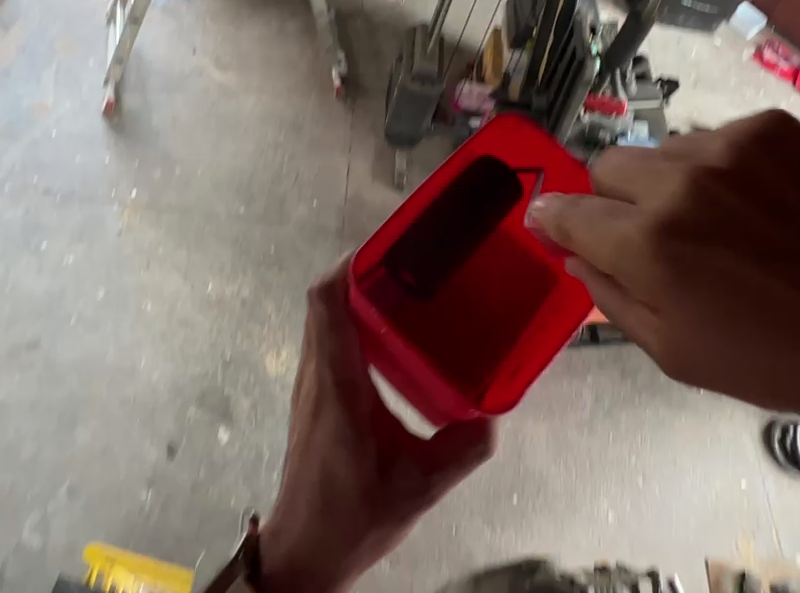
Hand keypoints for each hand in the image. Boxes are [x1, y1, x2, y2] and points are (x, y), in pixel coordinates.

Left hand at [261, 269, 495, 592]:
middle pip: (324, 300)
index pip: (326, 302)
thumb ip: (461, 449)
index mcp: (337, 383)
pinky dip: (351, 322)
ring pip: (323, 317)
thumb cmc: (354, 516)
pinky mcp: (313, 396)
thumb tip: (494, 415)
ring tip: (402, 290)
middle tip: (407, 263)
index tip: (387, 247)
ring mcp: (309, 384)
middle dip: (360, 271)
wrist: (306, 551)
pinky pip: (326, 338)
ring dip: (354, 295)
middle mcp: (316, 373)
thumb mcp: (420, 485)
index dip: (350, 265)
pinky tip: (389, 337)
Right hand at [525, 110, 799, 544]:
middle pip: (606, 167)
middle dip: (614, 201)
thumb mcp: (678, 356)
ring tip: (719, 223)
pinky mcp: (769, 127)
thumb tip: (571, 255)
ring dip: (668, 182)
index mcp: (648, 246)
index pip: (566, 212)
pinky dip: (717, 168)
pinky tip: (756, 205)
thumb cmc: (781, 361)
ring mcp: (726, 147)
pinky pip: (711, 139)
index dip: (552, 218)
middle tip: (653, 235)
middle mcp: (677, 183)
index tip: (547, 220)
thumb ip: (611, 299)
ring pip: (660, 151)